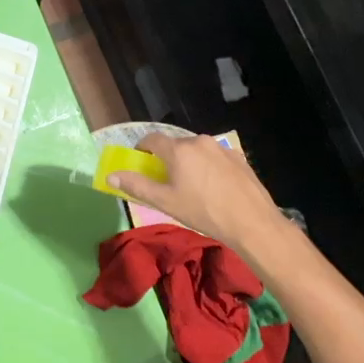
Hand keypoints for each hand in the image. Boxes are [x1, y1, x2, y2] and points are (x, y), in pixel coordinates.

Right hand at [111, 134, 288, 253]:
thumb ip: (137, 186)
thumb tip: (111, 175)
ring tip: (194, 188)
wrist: (252, 223)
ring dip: (189, 163)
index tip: (141, 164)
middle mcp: (199, 141)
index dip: (142, 149)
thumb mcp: (166, 202)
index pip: (151, 139)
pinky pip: (215, 157)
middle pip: (175, 145)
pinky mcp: (239, 158)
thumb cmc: (204, 212)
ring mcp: (222, 148)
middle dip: (167, 159)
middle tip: (168, 182)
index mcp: (178, 150)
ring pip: (196, 150)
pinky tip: (216, 189)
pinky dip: (209, 167)